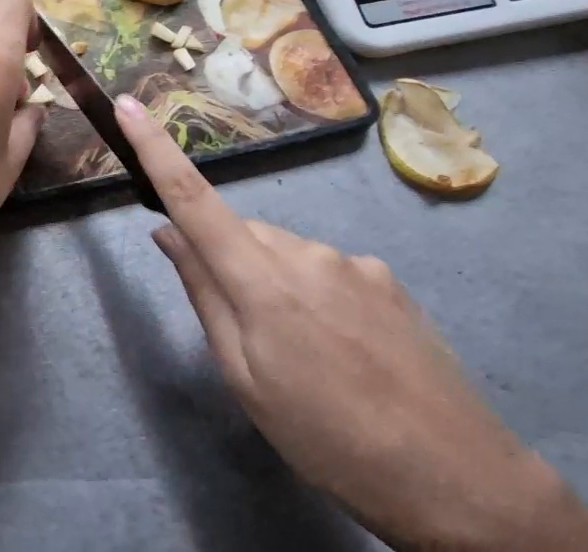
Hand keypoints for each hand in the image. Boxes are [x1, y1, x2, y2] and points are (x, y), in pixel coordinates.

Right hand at [113, 96, 587, 551]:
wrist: (459, 479)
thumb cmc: (328, 439)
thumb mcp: (245, 380)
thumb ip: (204, 297)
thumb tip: (168, 235)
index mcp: (262, 283)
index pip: (193, 200)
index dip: (155, 150)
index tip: (128, 106)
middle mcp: (307, 254)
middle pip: (239, 231)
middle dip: (225, 259)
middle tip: (244, 333)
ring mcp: (353, 262)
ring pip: (283, 250)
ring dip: (272, 281)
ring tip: (302, 353)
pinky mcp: (387, 278)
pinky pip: (325, 267)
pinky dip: (313, 292)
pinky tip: (340, 347)